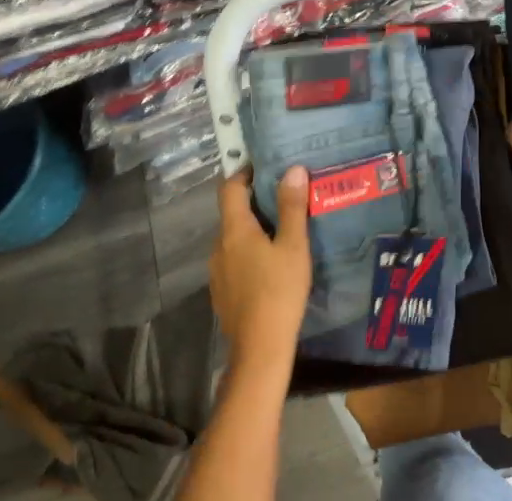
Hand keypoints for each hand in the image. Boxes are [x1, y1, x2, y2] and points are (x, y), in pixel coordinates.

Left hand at [208, 167, 310, 363]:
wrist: (260, 346)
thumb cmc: (279, 290)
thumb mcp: (293, 245)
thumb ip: (292, 207)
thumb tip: (293, 169)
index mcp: (234, 231)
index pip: (230, 189)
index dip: (244, 172)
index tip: (265, 165)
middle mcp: (219, 247)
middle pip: (232, 213)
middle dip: (255, 201)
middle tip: (285, 196)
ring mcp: (218, 272)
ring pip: (234, 239)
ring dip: (254, 229)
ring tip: (283, 230)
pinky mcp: (223, 292)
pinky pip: (235, 260)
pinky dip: (250, 252)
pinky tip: (271, 264)